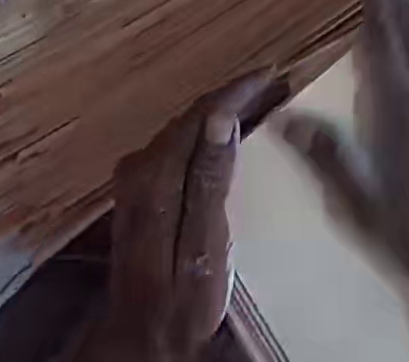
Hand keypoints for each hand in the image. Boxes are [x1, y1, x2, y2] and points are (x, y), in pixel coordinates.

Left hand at [78, 76, 266, 361]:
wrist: (139, 340)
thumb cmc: (183, 298)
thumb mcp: (205, 244)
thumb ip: (210, 180)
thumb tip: (221, 117)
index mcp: (157, 177)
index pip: (202, 113)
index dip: (238, 89)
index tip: (272, 72)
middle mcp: (139, 166)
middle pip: (192, 114)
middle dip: (234, 94)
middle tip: (273, 83)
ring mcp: (135, 176)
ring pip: (186, 123)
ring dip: (222, 108)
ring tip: (259, 98)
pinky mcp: (139, 187)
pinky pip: (180, 139)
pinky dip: (208, 127)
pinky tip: (228, 130)